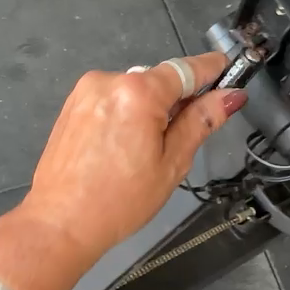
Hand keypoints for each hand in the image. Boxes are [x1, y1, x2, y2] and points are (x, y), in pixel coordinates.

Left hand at [10, 52, 244, 273]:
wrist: (60, 222)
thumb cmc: (116, 201)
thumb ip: (200, 122)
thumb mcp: (172, 164)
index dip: (210, 69)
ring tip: (145, 152)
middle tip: (183, 136)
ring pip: (133, 91)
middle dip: (175, 100)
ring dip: (148, 110)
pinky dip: (124, 115)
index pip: (185, 69)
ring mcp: (86, 92)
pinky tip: (123, 148)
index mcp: (137, 93)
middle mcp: (109, 82)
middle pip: (157, 80)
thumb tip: (229, 97)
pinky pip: (111, 100)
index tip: (227, 67)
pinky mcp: (72, 105)